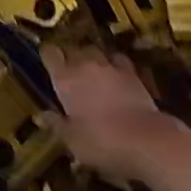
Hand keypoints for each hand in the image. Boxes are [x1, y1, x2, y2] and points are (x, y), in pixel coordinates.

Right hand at [41, 45, 186, 179]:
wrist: (148, 141)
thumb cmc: (103, 142)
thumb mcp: (73, 141)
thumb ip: (56, 125)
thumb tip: (42, 116)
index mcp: (64, 79)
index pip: (50, 53)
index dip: (48, 56)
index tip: (48, 64)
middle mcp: (84, 65)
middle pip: (72, 48)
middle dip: (70, 57)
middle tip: (70, 72)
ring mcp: (110, 67)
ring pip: (95, 51)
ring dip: (92, 58)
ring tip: (93, 70)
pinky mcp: (133, 74)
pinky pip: (118, 60)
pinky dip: (115, 64)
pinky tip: (117, 75)